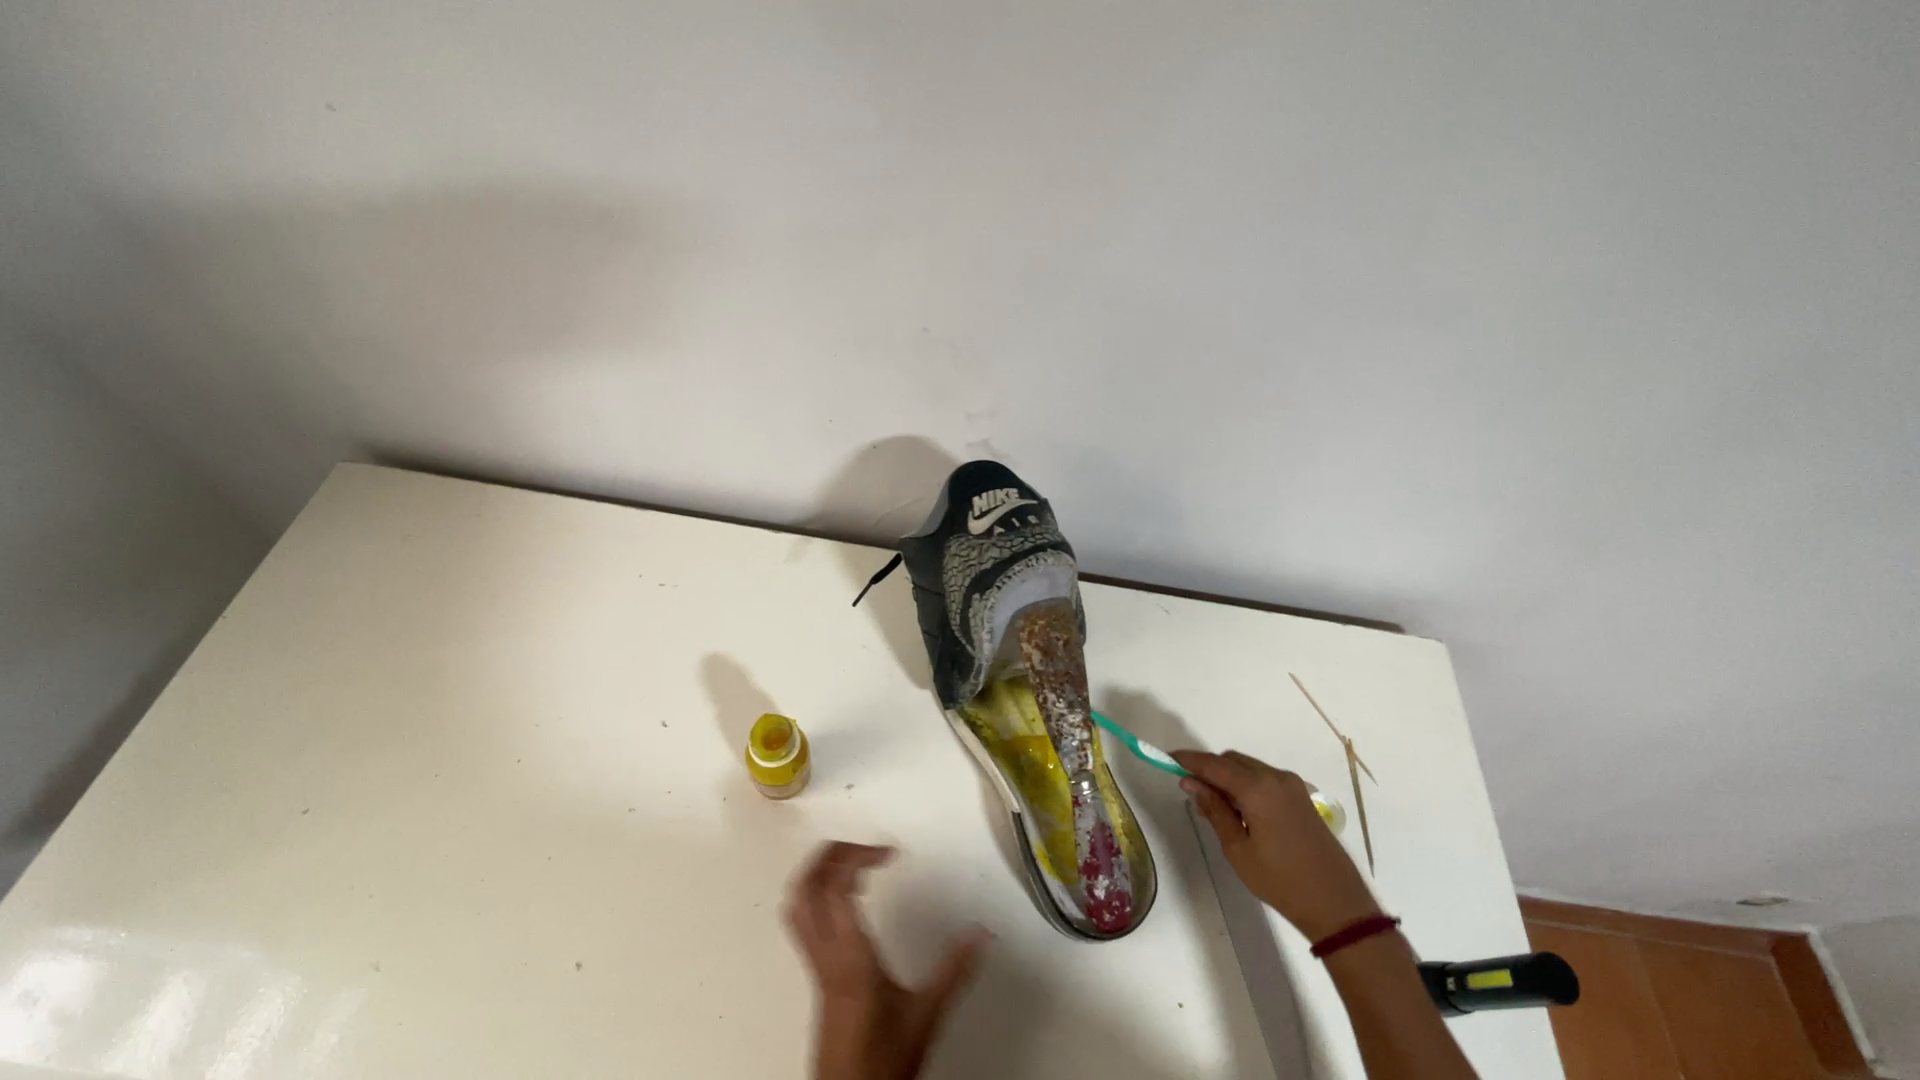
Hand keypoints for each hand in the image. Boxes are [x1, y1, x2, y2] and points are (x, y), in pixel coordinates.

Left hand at [784, 842, 990, 1079]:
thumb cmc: (885, 1059)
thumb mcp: (927, 1013)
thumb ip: (954, 969)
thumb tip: (983, 931)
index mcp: (850, 956)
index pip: (836, 888)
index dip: (856, 857)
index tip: (889, 852)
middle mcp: (824, 955)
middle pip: (806, 887)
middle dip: (830, 854)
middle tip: (865, 847)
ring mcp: (814, 965)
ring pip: (796, 904)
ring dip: (817, 872)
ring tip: (850, 862)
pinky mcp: (815, 976)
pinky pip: (803, 922)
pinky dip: (817, 895)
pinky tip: (845, 900)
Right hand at [1172, 750, 1382, 941]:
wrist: (1336, 903)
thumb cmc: (1280, 880)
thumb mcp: (1237, 848)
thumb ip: (1214, 810)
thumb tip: (1192, 783)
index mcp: (1258, 789)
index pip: (1215, 765)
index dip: (1189, 760)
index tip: (1167, 759)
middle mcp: (1276, 778)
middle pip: (1233, 760)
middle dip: (1209, 769)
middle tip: (1190, 791)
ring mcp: (1293, 786)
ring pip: (1250, 768)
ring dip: (1228, 777)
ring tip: (1214, 805)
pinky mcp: (1302, 798)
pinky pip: (1266, 779)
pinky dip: (1247, 785)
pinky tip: (1240, 810)